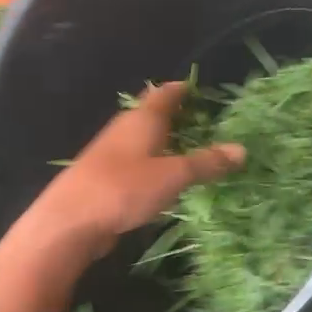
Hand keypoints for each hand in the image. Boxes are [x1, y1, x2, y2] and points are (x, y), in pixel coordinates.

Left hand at [0, 81, 243, 311]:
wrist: (70, 222)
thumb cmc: (124, 188)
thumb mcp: (174, 175)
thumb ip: (207, 163)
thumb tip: (242, 149)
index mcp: (142, 120)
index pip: (164, 94)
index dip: (183, 89)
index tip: (203, 90)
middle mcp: (125, 130)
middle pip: (153, 114)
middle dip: (179, 115)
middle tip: (208, 121)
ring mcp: (114, 154)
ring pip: (145, 139)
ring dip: (168, 141)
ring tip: (194, 148)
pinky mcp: (108, 178)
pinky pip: (139, 161)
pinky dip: (158, 162)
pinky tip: (168, 177)